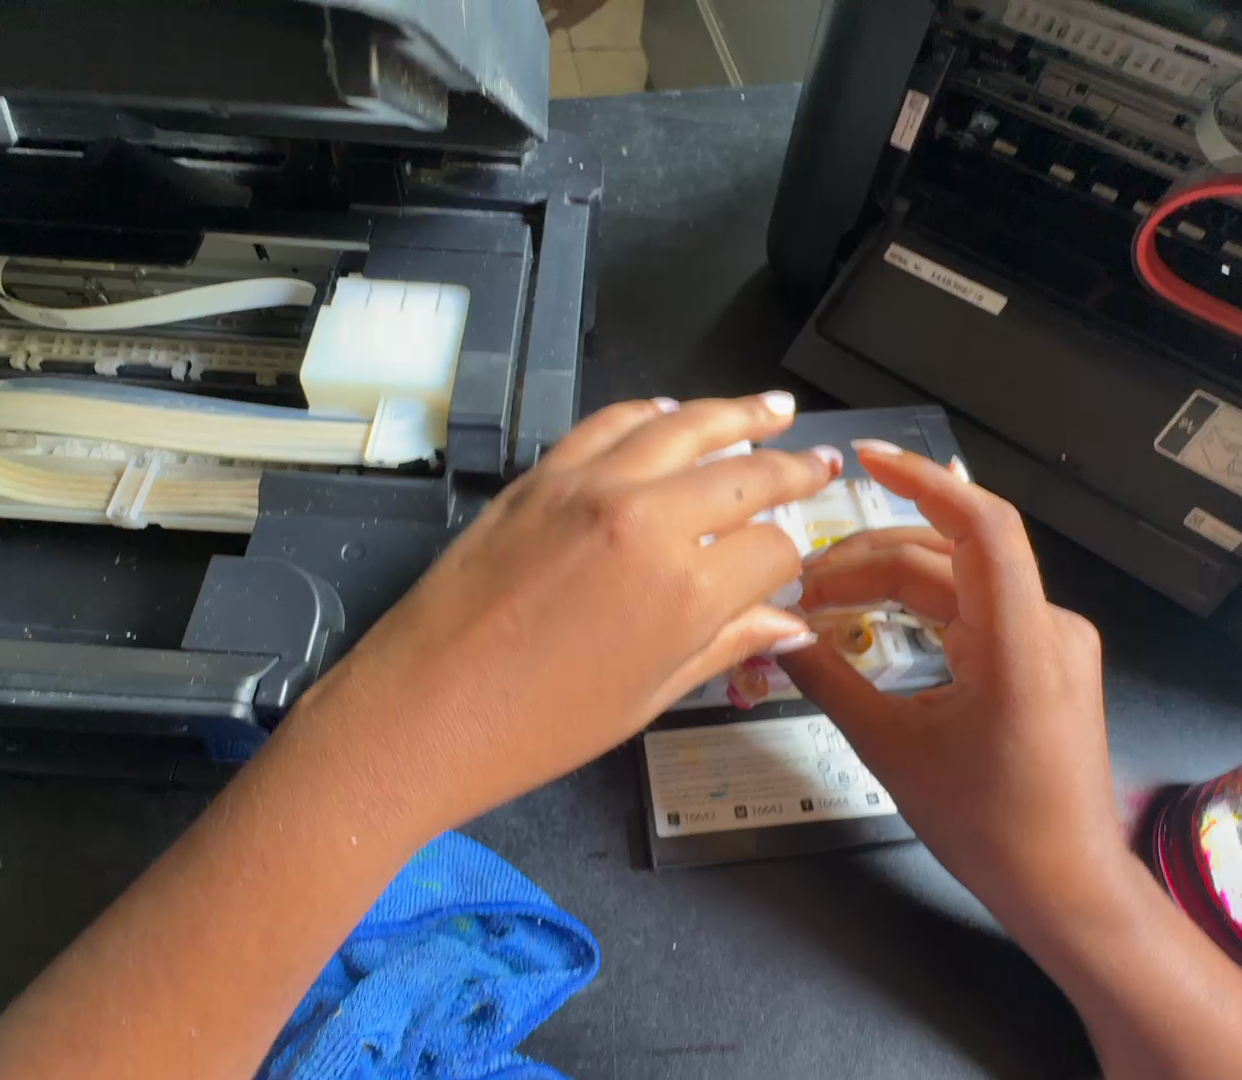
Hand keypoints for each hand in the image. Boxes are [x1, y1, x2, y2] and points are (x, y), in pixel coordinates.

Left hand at [283, 392, 841, 839]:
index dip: (790, 562)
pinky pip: (610, 424)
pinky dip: (650, 413)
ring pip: (683, 427)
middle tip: (822, 461)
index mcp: (687, 590)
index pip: (772, 551)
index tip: (786, 571)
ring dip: (736, 414)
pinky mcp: (542, 475)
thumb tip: (788, 625)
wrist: (420, 710)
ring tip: (774, 407)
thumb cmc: (538, 728)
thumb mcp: (646, 698)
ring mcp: (590, 485)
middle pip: (744, 475)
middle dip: (793, 470)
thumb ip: (722, 645)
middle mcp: (648, 519)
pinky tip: (672, 412)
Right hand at [778, 441, 1126, 934]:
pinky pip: (969, 606)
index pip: (980, 528)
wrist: (1062, 885)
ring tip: (822, 597)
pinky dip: (914, 604)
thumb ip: (828, 679)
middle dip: (865, 560)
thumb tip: (772, 633)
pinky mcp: (1039, 655)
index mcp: (1019, 643)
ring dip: (885, 581)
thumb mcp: (890, 747)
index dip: (922, 481)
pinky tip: (870, 613)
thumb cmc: (983, 823)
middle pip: (944, 556)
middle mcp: (1045, 624)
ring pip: (954, 579)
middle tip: (800, 585)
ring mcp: (1048, 638)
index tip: (864, 460)